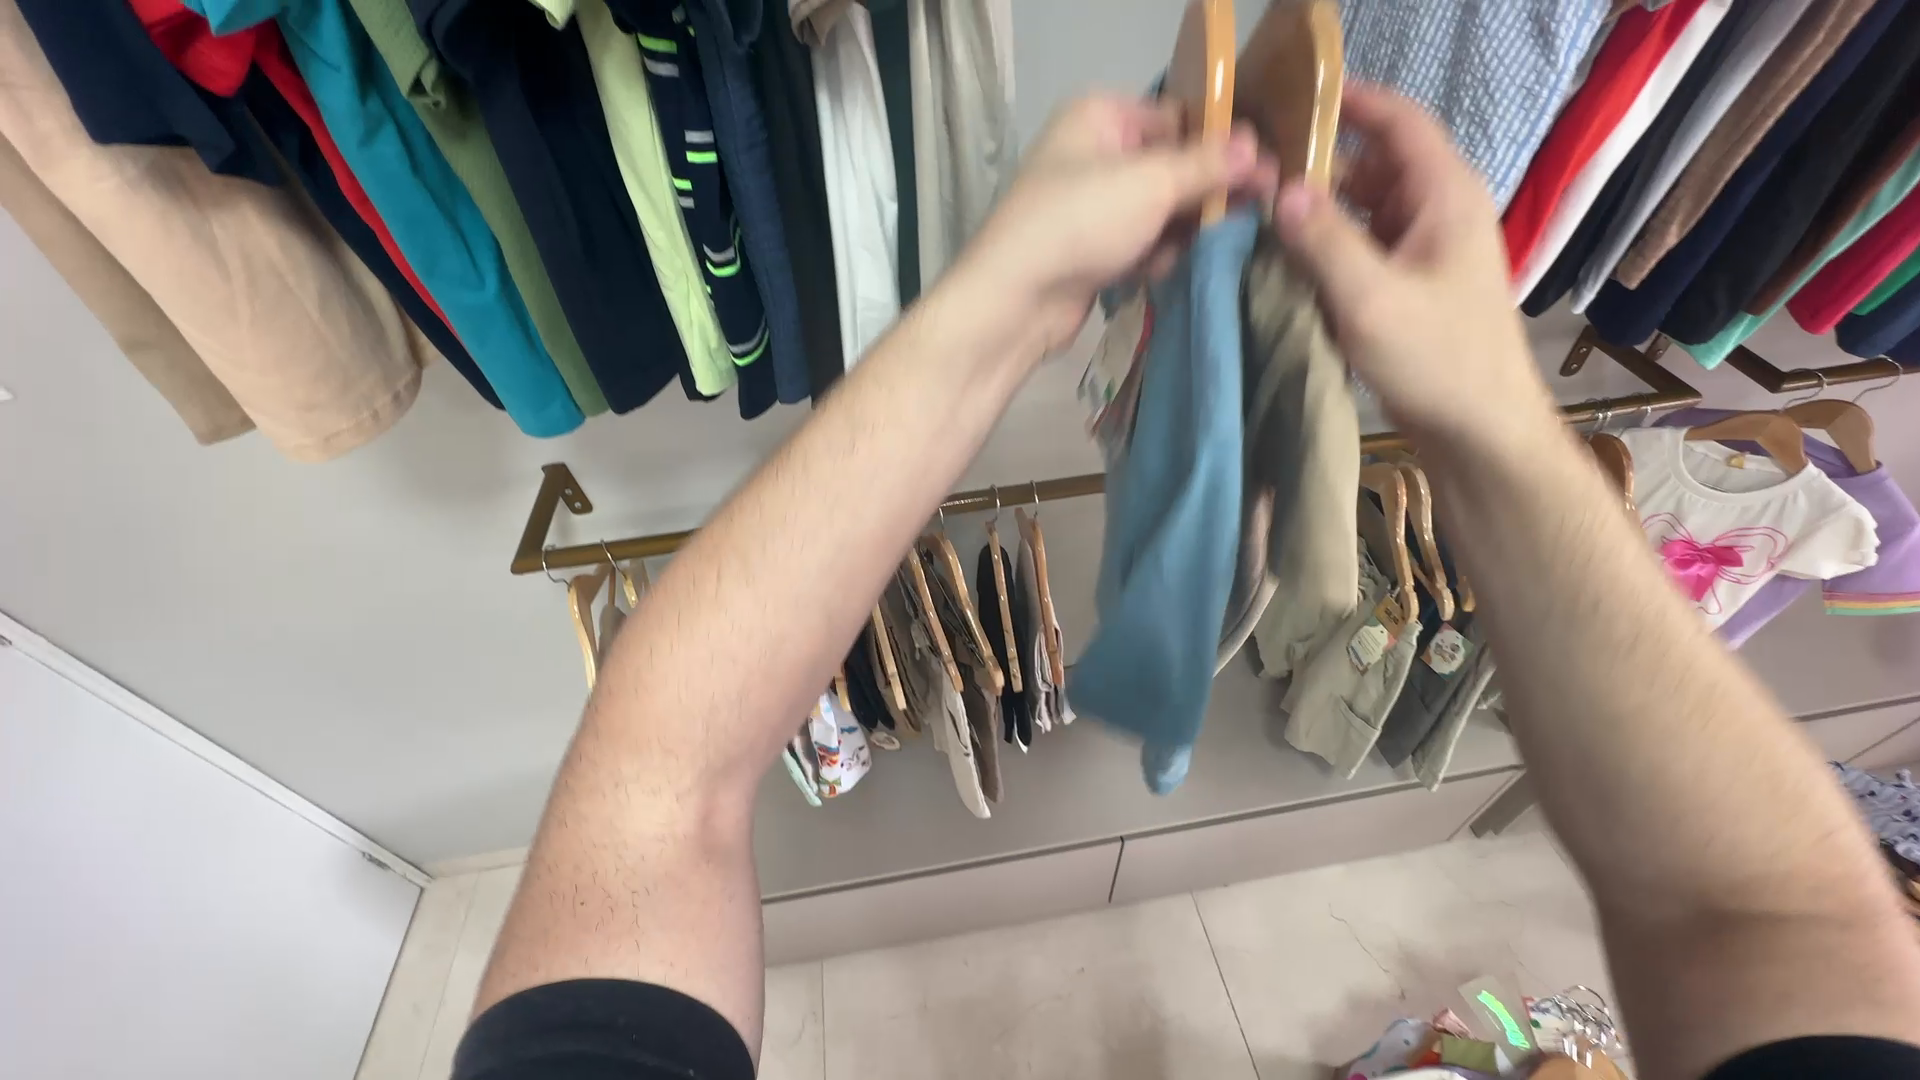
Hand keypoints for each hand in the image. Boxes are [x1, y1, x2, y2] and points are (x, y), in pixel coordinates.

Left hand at [952, 96, 1276, 354]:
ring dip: (1181, 230)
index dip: (1218, 143)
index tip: (1259, 170)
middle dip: (1203, 192)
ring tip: (1203, 245)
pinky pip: (1139, 245)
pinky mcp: (1090, 253)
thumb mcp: (1150, 183)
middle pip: (1170, 167)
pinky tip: (1158, 271)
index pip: (1176, 117)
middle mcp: (1093, 156)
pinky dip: (1154, 257)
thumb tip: (1255, 150)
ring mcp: (1089, 208)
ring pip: (1158, 211)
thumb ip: (1206, 166)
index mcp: (1099, 117)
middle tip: (1252, 210)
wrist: (1015, 301)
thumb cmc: (1079, 223)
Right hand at [1273, 84, 1558, 451]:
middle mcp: (1436, 215)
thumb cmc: (1435, 357)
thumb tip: (1280, 190)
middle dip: (1321, 167)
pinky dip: (1327, 251)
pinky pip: (1361, 252)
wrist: (1476, 428)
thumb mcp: (1371, 298)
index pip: (1400, 124)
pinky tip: (1287, 267)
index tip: (1293, 98)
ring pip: (1364, 213)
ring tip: (1261, 220)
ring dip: (1319, 214)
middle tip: (1259, 175)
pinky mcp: (1407, 289)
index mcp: (1444, 197)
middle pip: (1374, 168)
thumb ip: (1325, 242)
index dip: (1352, 103)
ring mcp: (1423, 255)